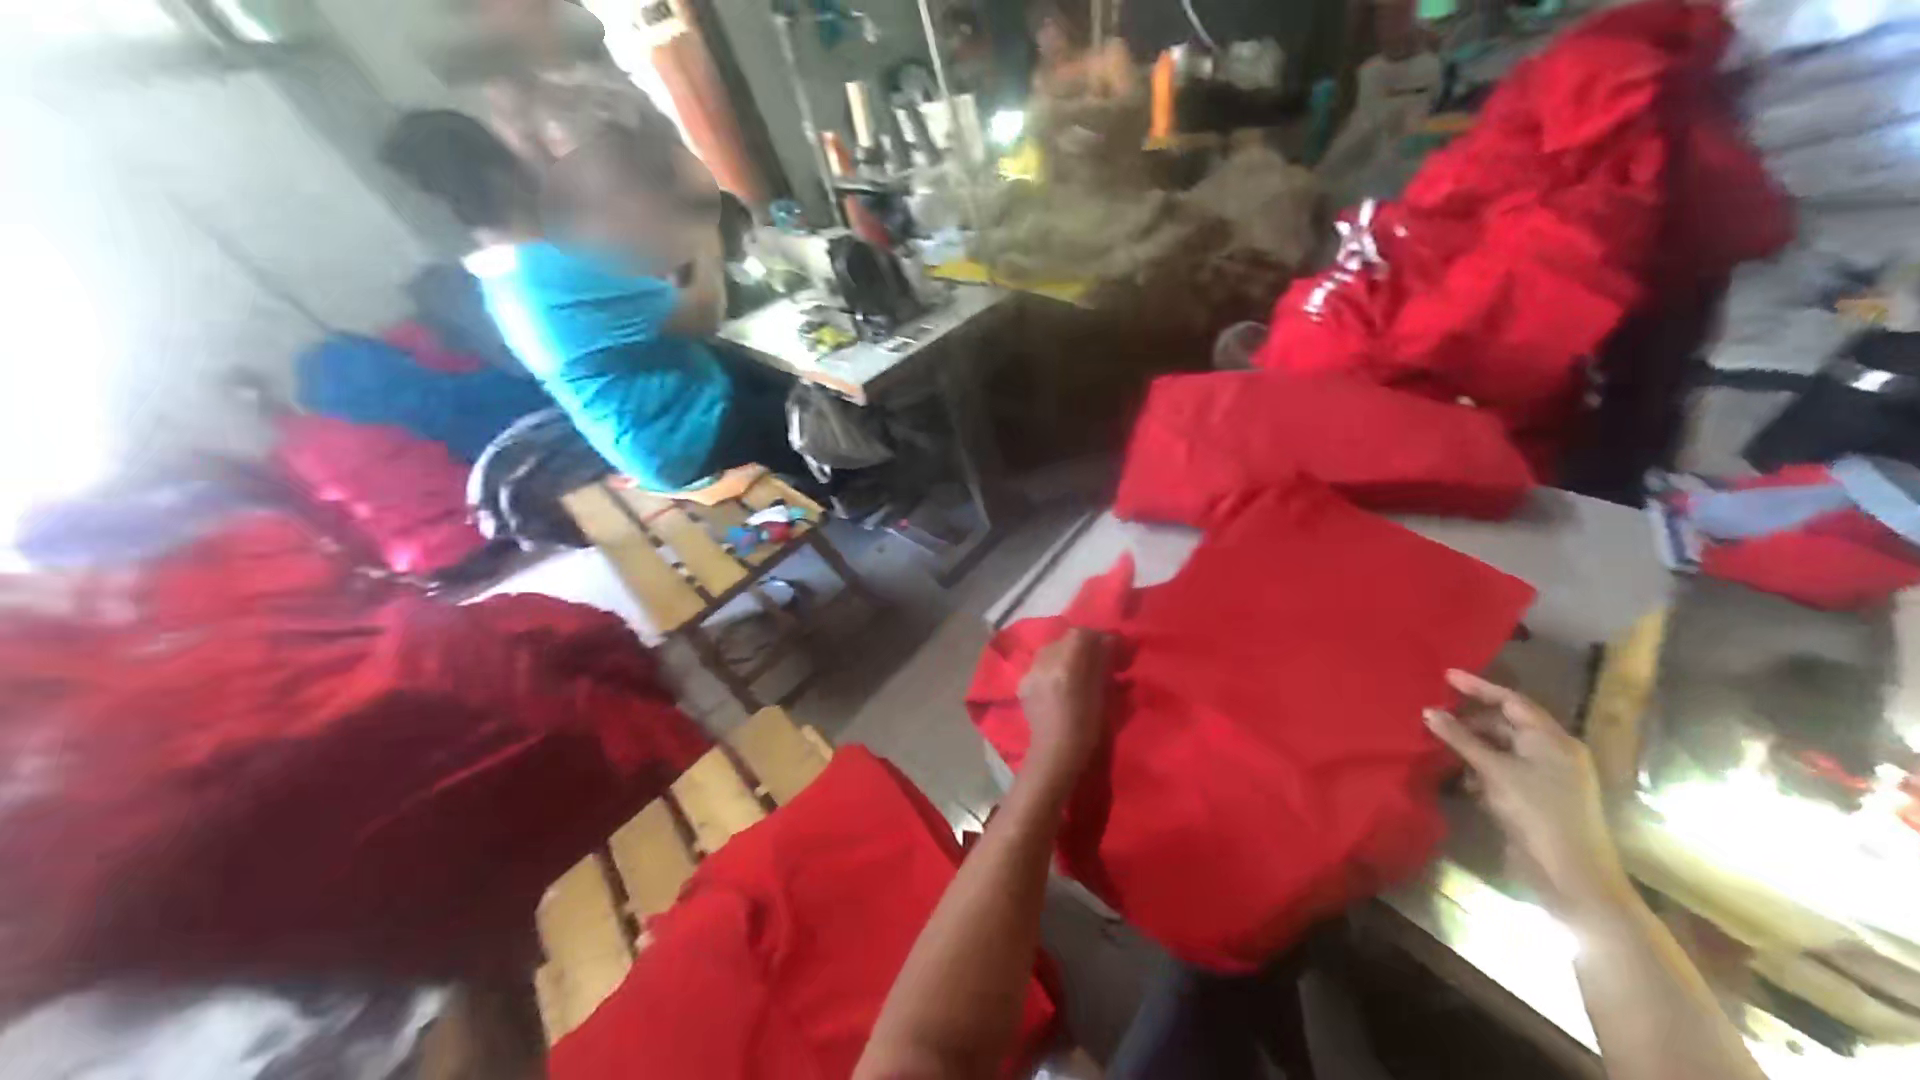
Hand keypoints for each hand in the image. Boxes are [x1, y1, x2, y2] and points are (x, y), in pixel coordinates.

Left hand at [1018, 629, 1110, 782]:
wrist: (1055, 753)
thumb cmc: (1087, 728)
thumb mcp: (1102, 693)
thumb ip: (1102, 663)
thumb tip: (1108, 642)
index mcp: (1066, 666)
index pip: (1080, 634)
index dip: (1097, 637)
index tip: (1109, 647)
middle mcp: (1044, 663)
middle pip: (1063, 639)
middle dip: (1081, 644)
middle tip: (1095, 658)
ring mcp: (1030, 672)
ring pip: (1049, 649)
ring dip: (1064, 653)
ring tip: (1076, 669)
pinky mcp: (1022, 683)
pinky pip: (1039, 664)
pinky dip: (1051, 666)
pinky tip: (1059, 680)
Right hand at [1425, 669, 1632, 918]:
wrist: (1571, 873)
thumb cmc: (1536, 812)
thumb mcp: (1494, 771)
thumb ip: (1460, 739)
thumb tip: (1429, 711)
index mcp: (1553, 739)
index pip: (1512, 701)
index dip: (1478, 687)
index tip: (1446, 675)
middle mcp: (1554, 752)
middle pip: (1506, 724)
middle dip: (1470, 721)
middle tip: (1434, 717)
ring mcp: (1547, 776)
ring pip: (1502, 748)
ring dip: (1472, 747)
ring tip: (1441, 748)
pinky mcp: (1537, 797)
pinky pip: (1504, 770)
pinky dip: (1482, 769)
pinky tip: (1463, 779)